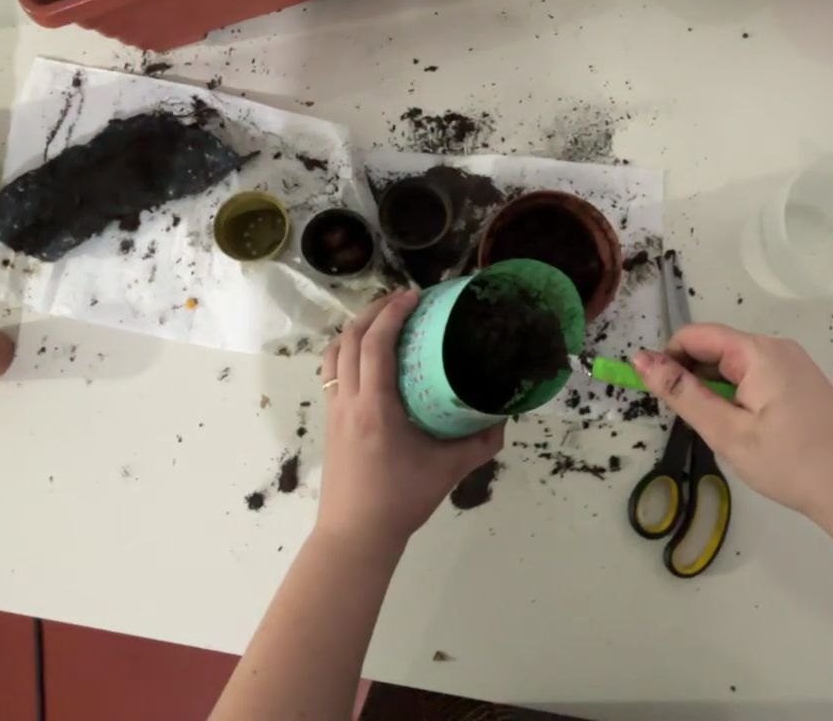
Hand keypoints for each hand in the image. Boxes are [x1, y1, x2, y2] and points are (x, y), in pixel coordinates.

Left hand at [317, 291, 503, 550]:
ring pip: (334, 353)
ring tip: (383, 319)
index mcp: (374, 407)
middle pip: (349, 339)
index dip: (391, 314)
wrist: (354, 536)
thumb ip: (480, 443)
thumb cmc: (400, 500)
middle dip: (373, 310)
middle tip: (402, 299)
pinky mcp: (330, 421)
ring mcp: (334, 410)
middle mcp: (348, 401)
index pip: (375, 345)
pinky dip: (347, 351)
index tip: (414, 297)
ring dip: (355, 328)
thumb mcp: (448, 470)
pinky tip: (368, 356)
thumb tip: (503, 418)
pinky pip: (332, 372)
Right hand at [632, 324, 832, 559]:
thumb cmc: (790, 464)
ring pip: (734, 363)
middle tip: (696, 422)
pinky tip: (747, 429)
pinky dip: (738, 394)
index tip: (661, 395)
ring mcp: (793, 363)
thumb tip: (640, 359)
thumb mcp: (726, 432)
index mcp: (758, 351)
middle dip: (693, 377)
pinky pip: (755, 375)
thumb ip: (681, 392)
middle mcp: (776, 346)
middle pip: (715, 347)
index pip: (695, 335)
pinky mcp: (802, 381)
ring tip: (724, 431)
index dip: (669, 359)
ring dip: (715, 389)